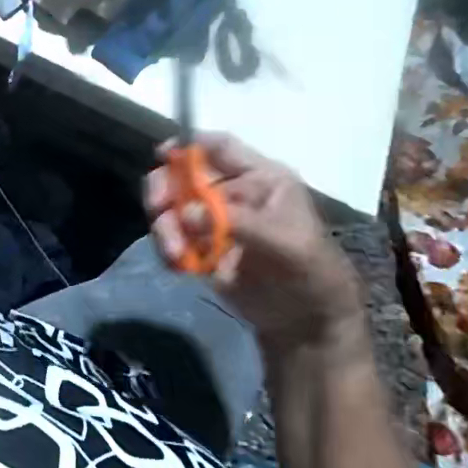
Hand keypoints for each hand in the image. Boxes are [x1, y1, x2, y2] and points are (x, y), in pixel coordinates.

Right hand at [146, 135, 363, 349]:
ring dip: (165, 227)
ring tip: (176, 254)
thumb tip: (186, 213)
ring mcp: (212, 219)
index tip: (163, 154)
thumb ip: (238, 222)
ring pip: (172, 206)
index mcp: (261, 179)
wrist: (305, 323)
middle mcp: (232, 192)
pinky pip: (170, 237)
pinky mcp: (199, 246)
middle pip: (184, 173)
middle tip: (157, 208)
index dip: (191, 143)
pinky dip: (167, 249)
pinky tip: (179, 266)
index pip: (221, 146)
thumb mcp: (284, 243)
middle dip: (166, 187)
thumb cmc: (310, 273)